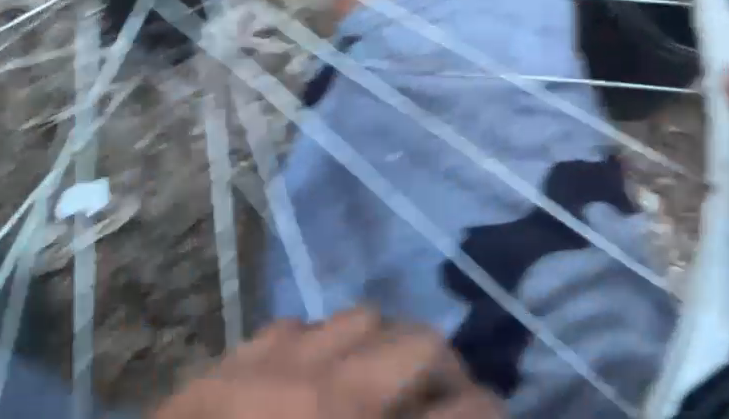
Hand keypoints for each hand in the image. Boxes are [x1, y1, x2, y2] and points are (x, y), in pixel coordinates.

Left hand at [157, 309, 502, 418]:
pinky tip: (315, 375)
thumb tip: (445, 412)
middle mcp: (329, 389)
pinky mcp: (234, 357)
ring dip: (388, 346)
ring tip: (387, 378)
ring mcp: (278, 362)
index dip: (488, 410)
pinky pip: (300, 326)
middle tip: (451, 400)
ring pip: (363, 318)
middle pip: (421, 344)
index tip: (494, 414)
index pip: (459, 410)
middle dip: (449, 371)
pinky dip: (323, 346)